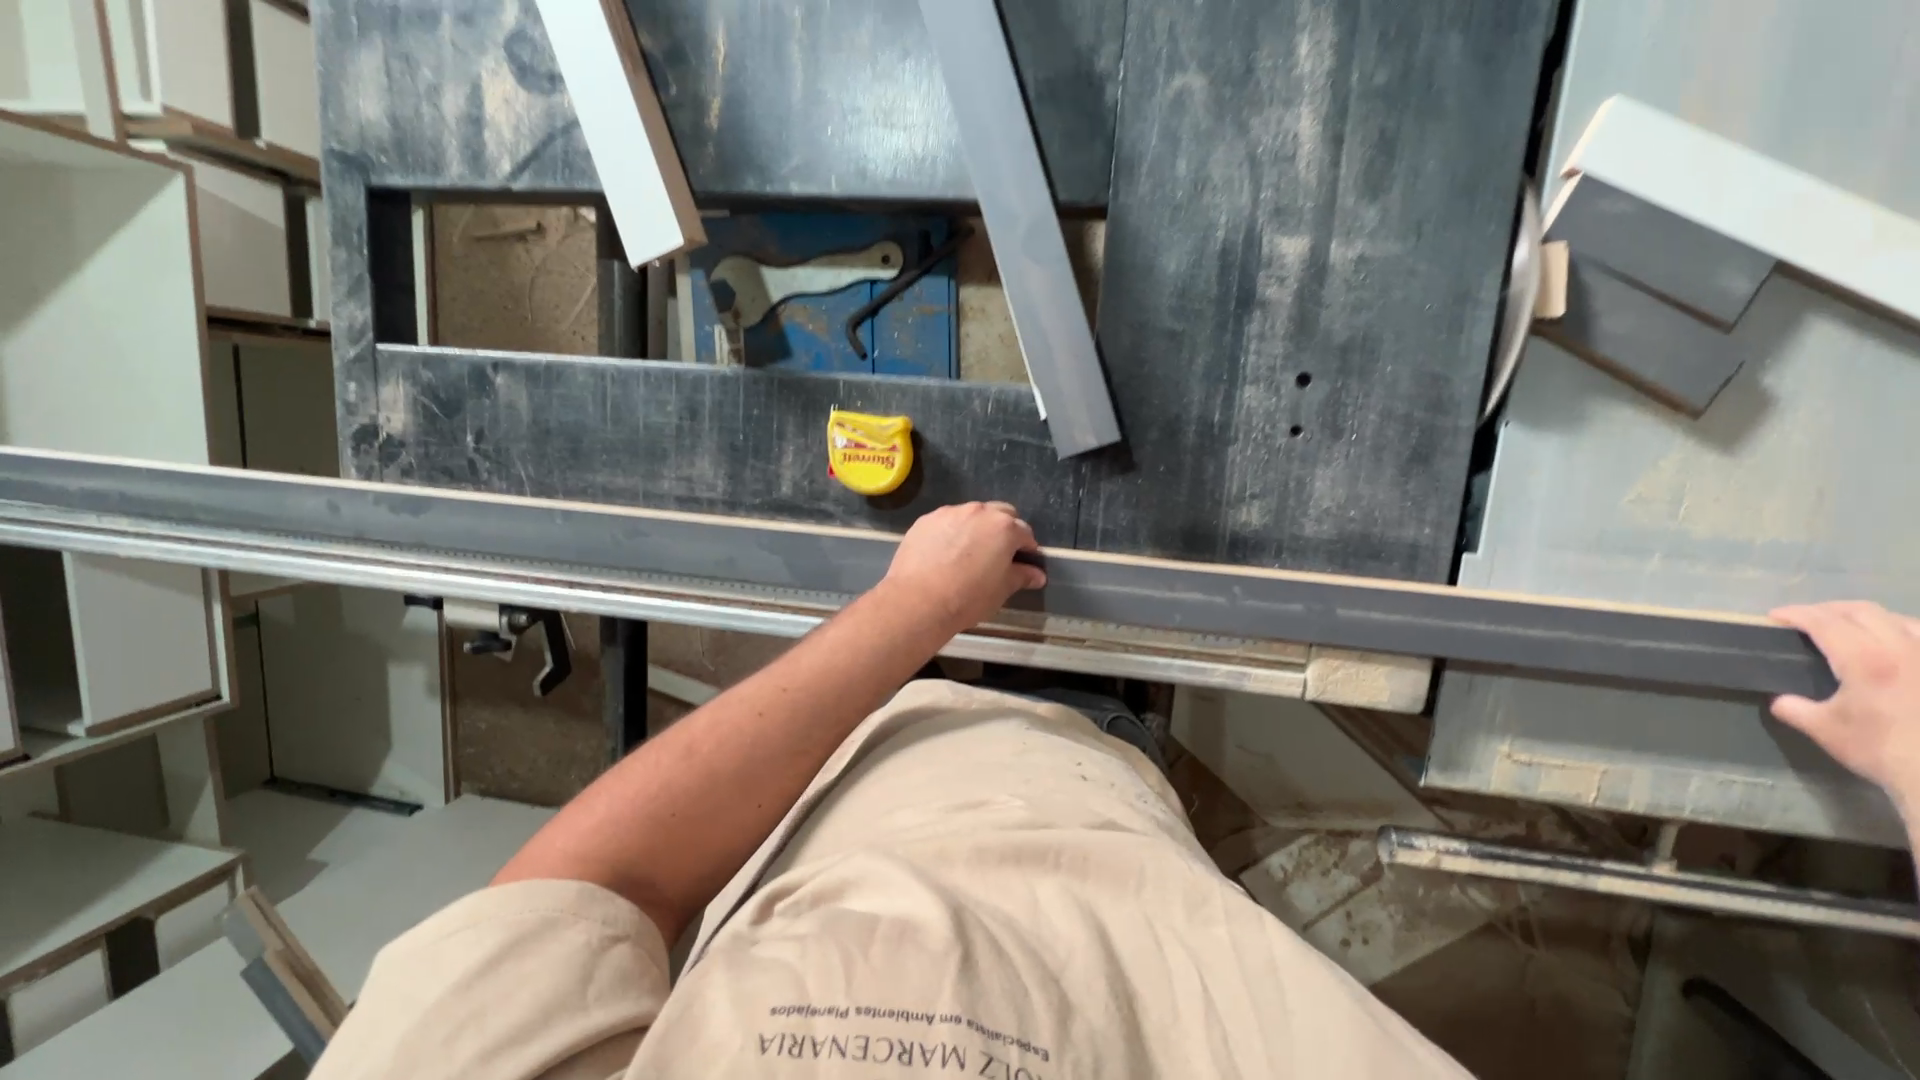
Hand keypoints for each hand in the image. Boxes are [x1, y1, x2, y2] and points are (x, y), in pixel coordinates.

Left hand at [882, 502, 1045, 632]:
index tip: (1023, 563)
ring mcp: (950, 513)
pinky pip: (947, 522)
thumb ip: (1021, 576)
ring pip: (971, 515)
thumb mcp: (1001, 590)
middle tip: (997, 554)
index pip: (1025, 533)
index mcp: (1004, 528)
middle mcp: (979, 512)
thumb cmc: (968, 597)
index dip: (1026, 549)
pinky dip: (951, 532)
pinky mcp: (926, 520)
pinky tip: (944, 553)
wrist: (918, 601)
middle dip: (1004, 530)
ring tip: (968, 553)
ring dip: (976, 528)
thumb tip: (1038, 575)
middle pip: (1000, 514)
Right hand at [1770, 602, 1919, 814]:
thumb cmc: (1881, 749)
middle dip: (1829, 609)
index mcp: (1865, 659)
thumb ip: (1795, 708)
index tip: (1775, 617)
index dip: (1795, 614)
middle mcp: (1903, 648)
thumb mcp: (1824, 730)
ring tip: (1853, 628)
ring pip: (1901, 618)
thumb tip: (1782, 700)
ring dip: (1869, 617)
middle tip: (1807, 619)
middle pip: (1863, 611)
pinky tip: (1897, 644)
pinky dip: (1904, 631)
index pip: (1824, 622)